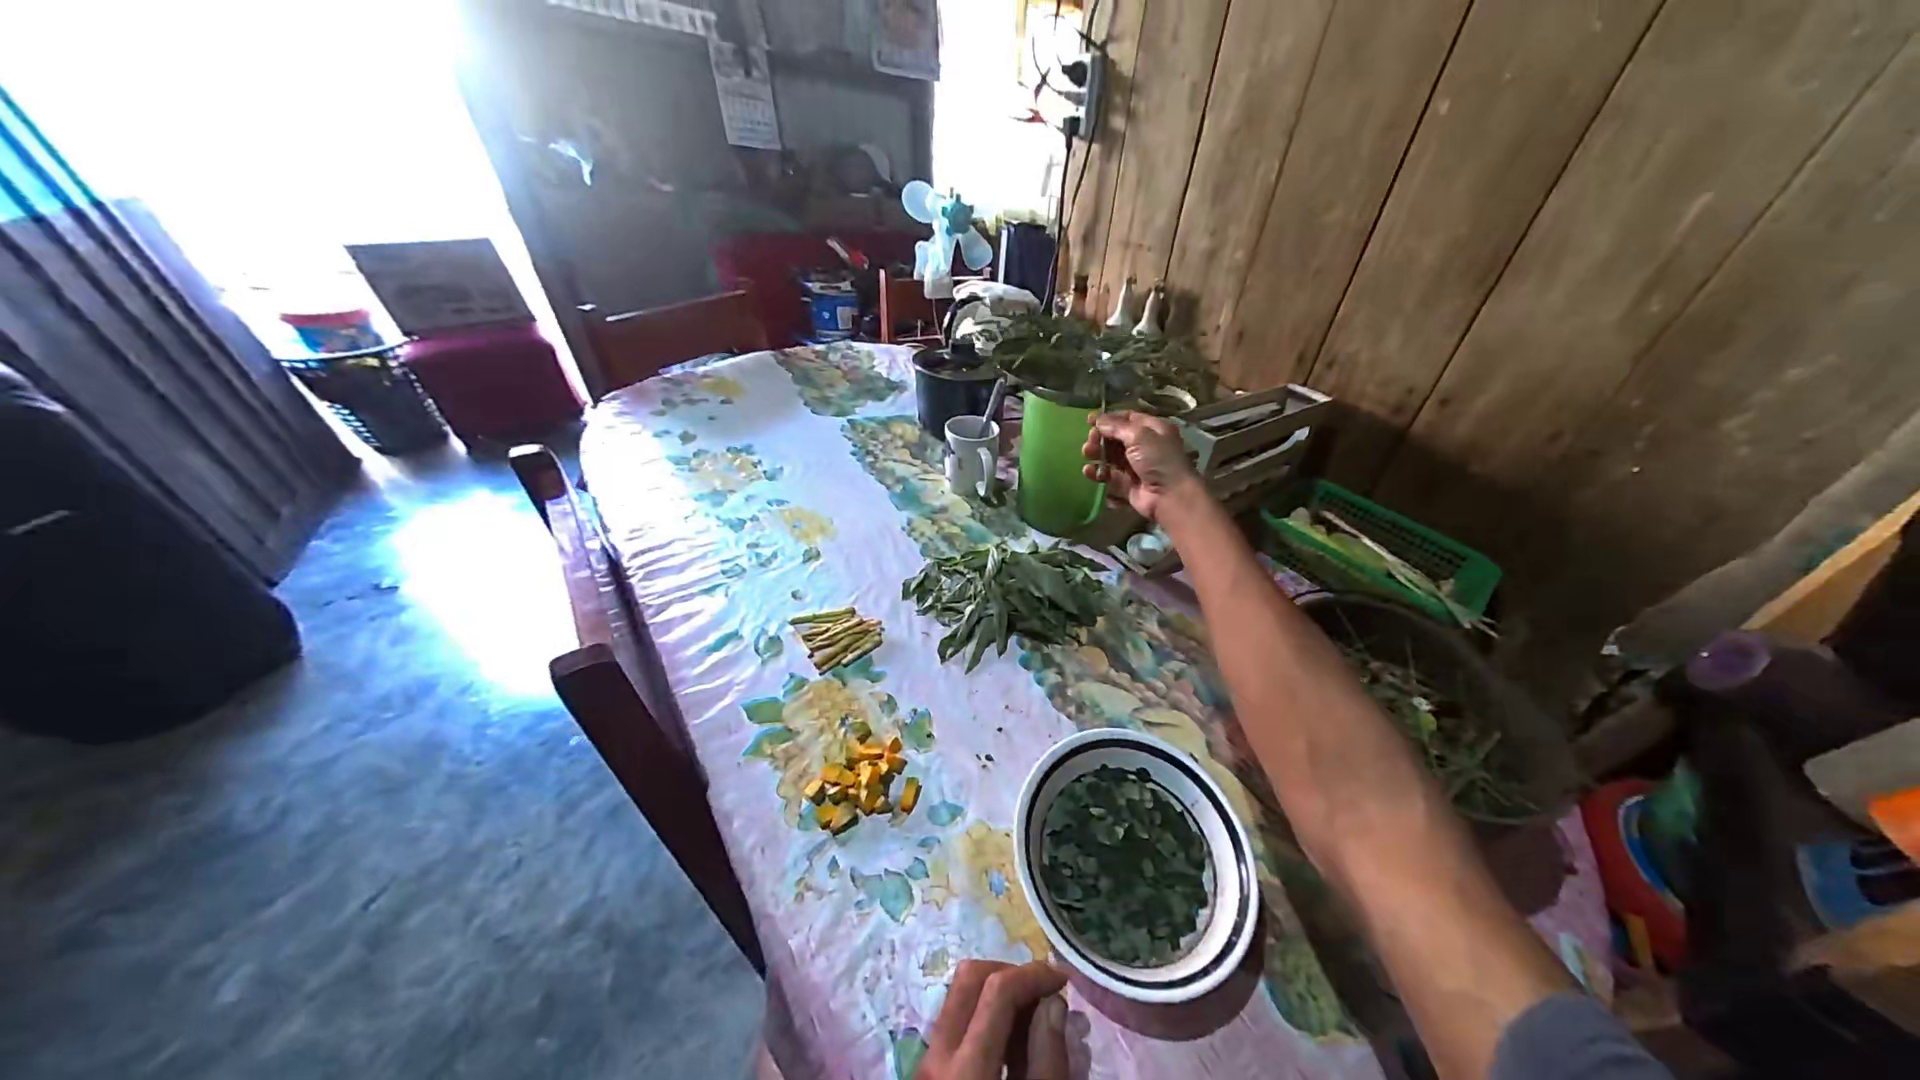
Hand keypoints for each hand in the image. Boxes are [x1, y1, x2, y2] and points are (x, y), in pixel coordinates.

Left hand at [913, 960, 1068, 1079]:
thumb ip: (1047, 1060)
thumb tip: (1053, 1004)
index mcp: (964, 1068)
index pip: (997, 991)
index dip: (1034, 975)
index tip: (1063, 980)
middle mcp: (937, 1053)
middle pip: (970, 977)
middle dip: (1012, 974)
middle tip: (1045, 995)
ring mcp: (926, 1059)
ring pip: (960, 995)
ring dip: (1000, 996)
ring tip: (1035, 1023)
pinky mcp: (927, 1067)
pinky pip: (956, 1023)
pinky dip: (986, 1019)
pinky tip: (1013, 1046)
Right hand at [1081, 410, 1202, 521]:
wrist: (1169, 495)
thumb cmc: (1158, 459)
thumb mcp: (1139, 435)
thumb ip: (1116, 426)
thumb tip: (1098, 420)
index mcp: (1152, 429)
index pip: (1127, 418)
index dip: (1109, 419)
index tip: (1090, 421)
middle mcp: (1144, 446)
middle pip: (1116, 438)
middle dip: (1100, 438)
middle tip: (1090, 440)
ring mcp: (1135, 466)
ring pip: (1110, 457)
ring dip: (1096, 454)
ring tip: (1087, 453)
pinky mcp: (1127, 484)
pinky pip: (1108, 476)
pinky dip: (1097, 473)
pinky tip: (1089, 471)